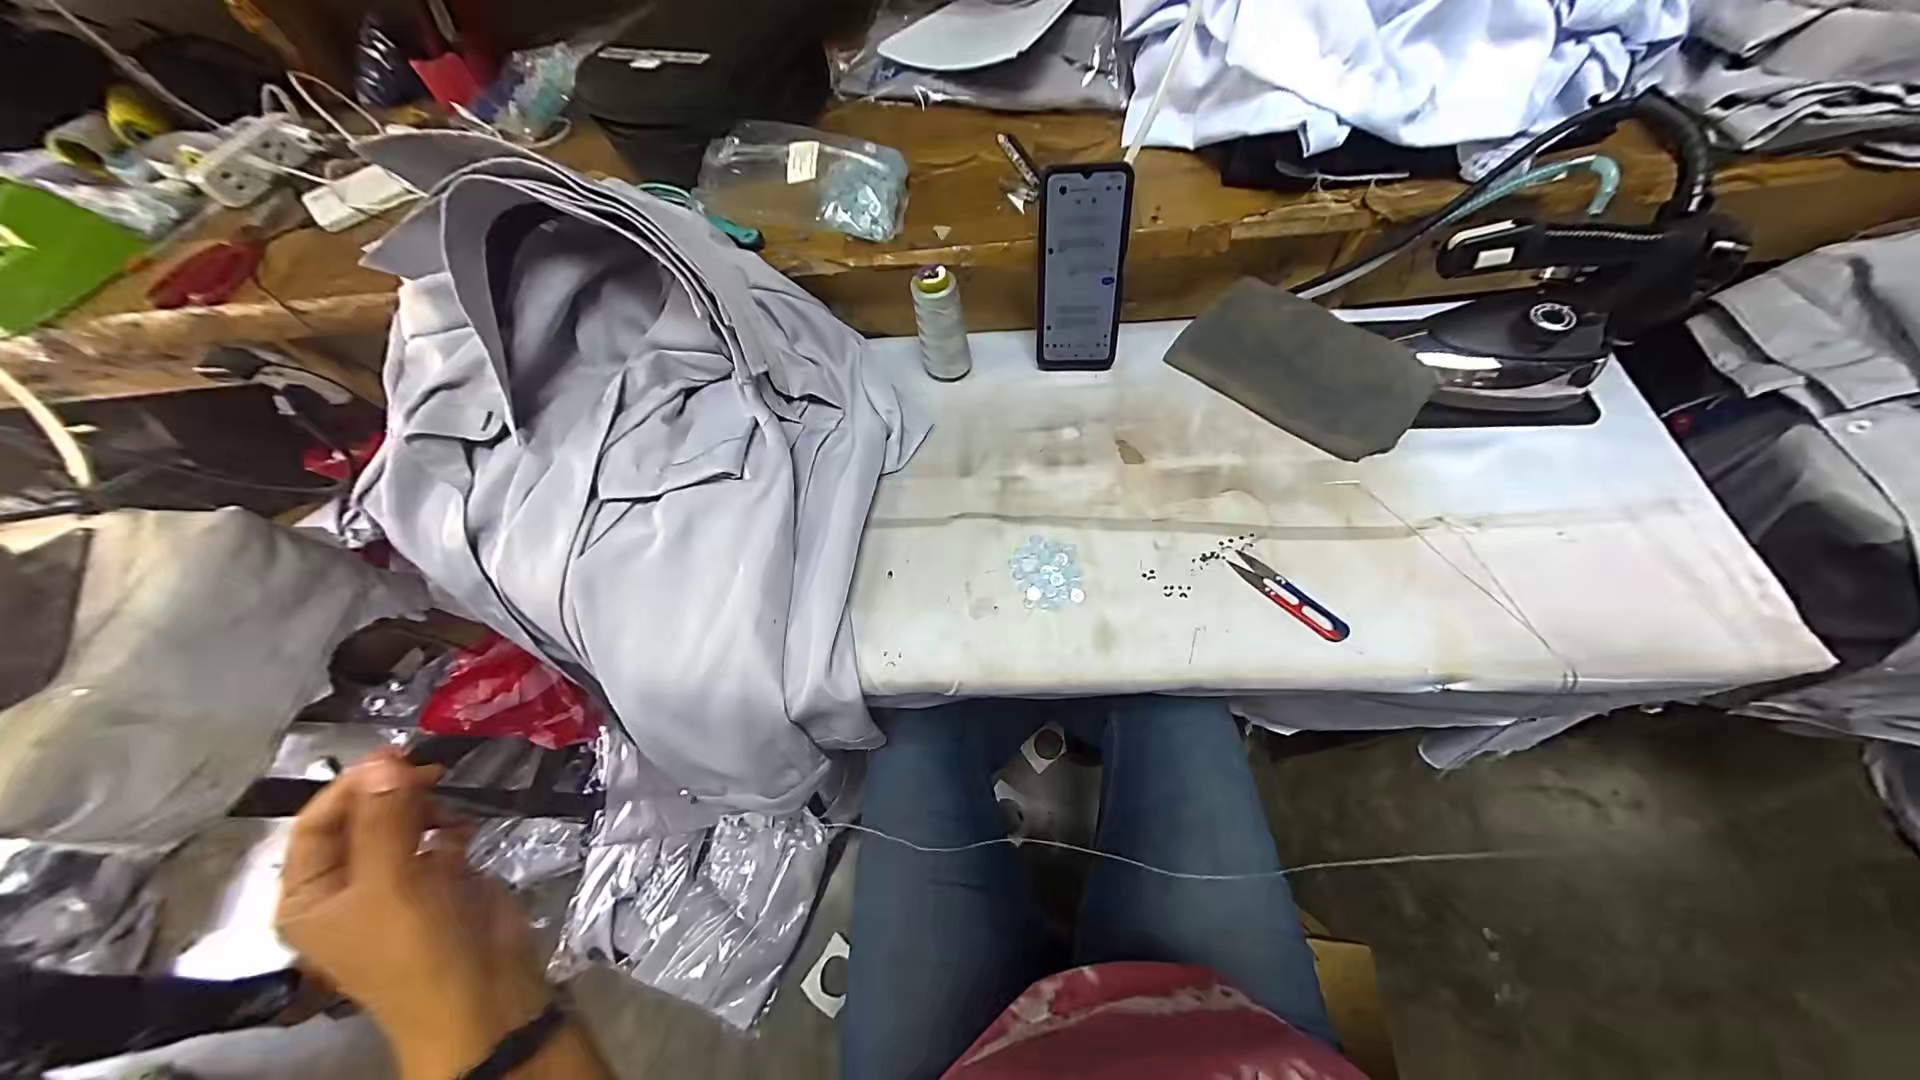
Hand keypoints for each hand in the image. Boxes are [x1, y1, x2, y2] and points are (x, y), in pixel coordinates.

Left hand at [274, 751, 550, 1079]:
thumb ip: (385, 819)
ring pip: (402, 824)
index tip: (395, 754)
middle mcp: (349, 885)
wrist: (479, 987)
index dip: (351, 787)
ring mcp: (397, 882)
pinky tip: (467, 828)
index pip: (316, 825)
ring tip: (451, 805)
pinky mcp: (441, 879)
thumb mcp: (391, 882)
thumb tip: (384, 762)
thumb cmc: (416, 945)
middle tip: (430, 770)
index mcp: (312, 895)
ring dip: (425, 806)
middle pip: (361, 820)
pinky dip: (452, 824)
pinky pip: (438, 837)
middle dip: (392, 793)